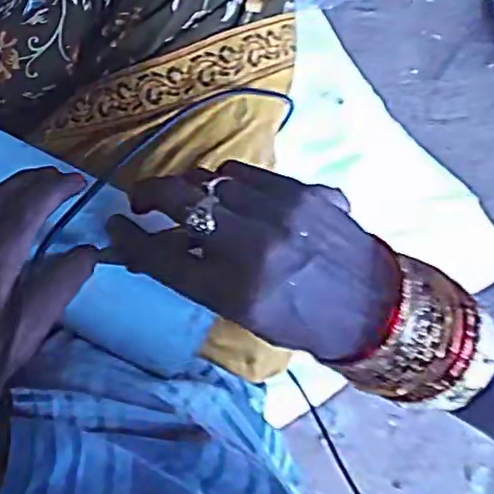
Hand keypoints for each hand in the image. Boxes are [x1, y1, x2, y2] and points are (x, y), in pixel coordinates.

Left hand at [0, 146, 99, 419]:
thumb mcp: (19, 353)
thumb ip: (51, 304)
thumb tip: (83, 257)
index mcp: (1, 317)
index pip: (55, 279)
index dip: (80, 258)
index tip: (93, 247)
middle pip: (19, 223)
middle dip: (50, 194)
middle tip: (72, 182)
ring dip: (20, 184)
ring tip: (45, 174)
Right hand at [106, 161, 399, 362]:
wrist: (378, 310)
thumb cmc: (300, 321)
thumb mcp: (239, 312)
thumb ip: (193, 275)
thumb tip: (150, 246)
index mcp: (235, 290)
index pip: (161, 255)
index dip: (129, 236)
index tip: (116, 223)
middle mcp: (256, 247)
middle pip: (179, 200)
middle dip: (148, 193)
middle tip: (141, 200)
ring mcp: (284, 213)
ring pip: (211, 178)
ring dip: (192, 188)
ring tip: (194, 200)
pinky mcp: (306, 192)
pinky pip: (247, 173)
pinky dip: (232, 182)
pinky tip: (238, 198)